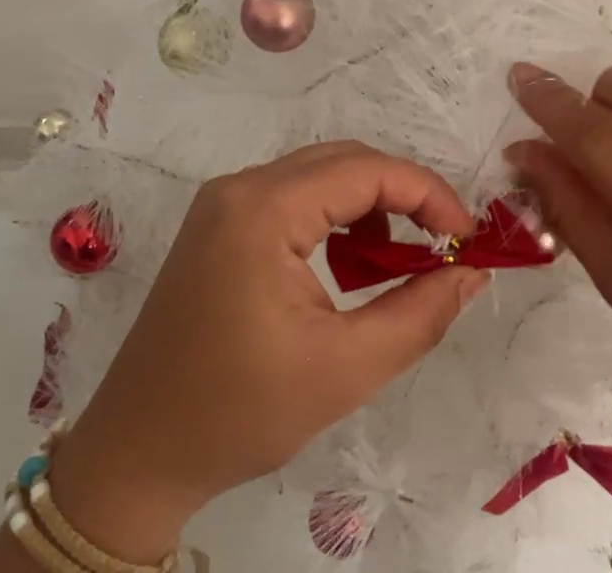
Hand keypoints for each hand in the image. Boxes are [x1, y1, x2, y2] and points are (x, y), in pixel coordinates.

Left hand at [48, 142, 487, 563]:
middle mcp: (238, 189)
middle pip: (342, 162)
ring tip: (398, 263)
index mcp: (263, 209)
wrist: (139, 450)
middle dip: (402, 196)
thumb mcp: (347, 368)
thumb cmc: (241, 411)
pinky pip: (289, 201)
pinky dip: (332, 221)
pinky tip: (347, 269)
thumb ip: (421, 312)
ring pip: (316, 178)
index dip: (428, 195)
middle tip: (444, 247)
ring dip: (368, 207)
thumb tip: (471, 272)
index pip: (367, 170)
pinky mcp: (215, 229)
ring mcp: (220, 206)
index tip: (467, 241)